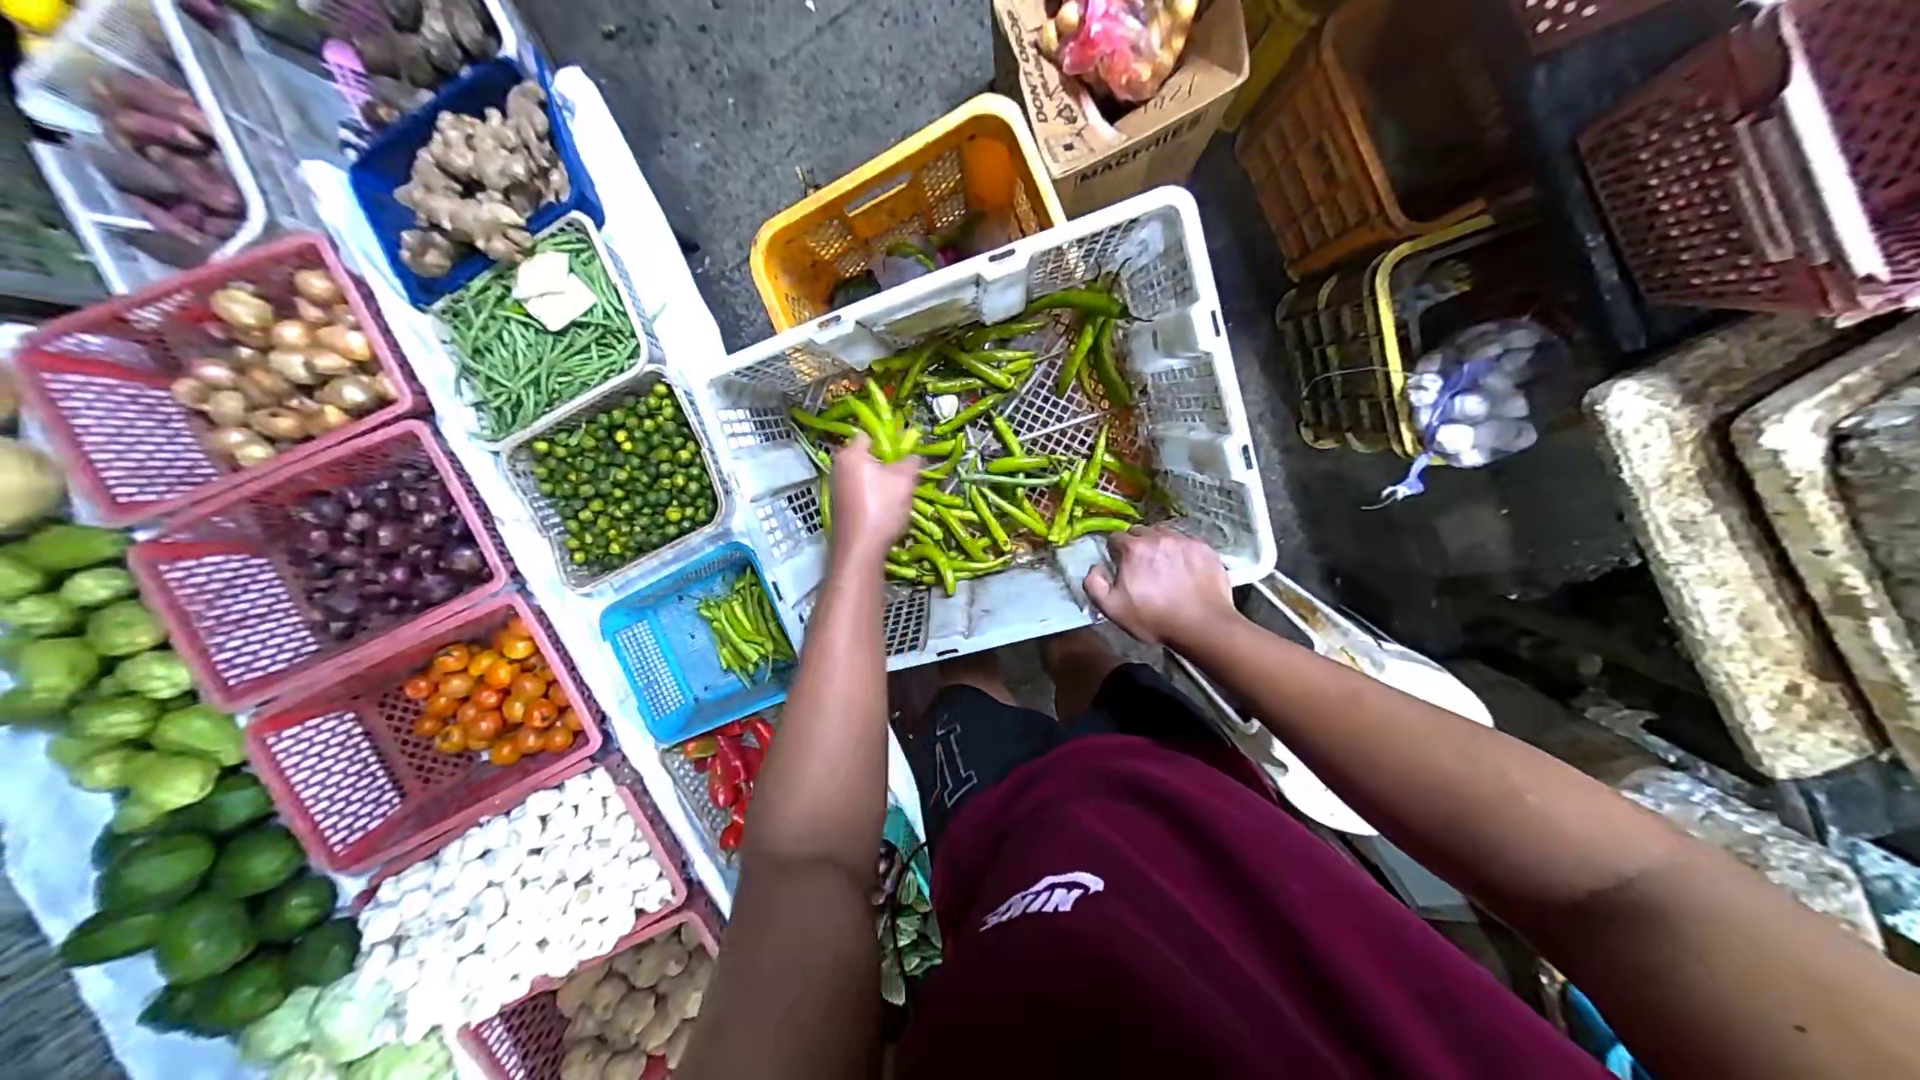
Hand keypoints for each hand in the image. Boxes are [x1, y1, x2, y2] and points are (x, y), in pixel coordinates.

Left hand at [829, 433, 918, 564]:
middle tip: (904, 477)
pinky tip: (885, 511)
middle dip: (887, 465)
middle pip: (867, 458)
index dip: (888, 442)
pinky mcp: (839, 507)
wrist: (860, 549)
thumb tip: (915, 456)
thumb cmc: (880, 508)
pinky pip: (860, 493)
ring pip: (865, 477)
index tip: (904, 455)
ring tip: (898, 496)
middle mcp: (838, 468)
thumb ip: (911, 462)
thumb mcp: (904, 481)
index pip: (868, 436)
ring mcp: (836, 489)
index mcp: (850, 455)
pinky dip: (873, 498)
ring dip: (882, 483)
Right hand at [1084, 523, 1234, 647]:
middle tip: (1141, 565)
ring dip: (1158, 543)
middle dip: (1136, 544)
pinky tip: (1183, 567)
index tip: (1120, 565)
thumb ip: (1094, 584)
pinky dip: (1180, 550)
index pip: (1116, 537)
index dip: (1115, 551)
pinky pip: (1186, 541)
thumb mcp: (1112, 608)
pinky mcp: (1204, 548)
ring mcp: (1184, 540)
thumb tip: (1096, 566)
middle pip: (1140, 531)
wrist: (1203, 625)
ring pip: (1164, 532)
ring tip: (1163, 564)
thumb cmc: (1154, 619)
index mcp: (1133, 549)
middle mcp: (1158, 537)